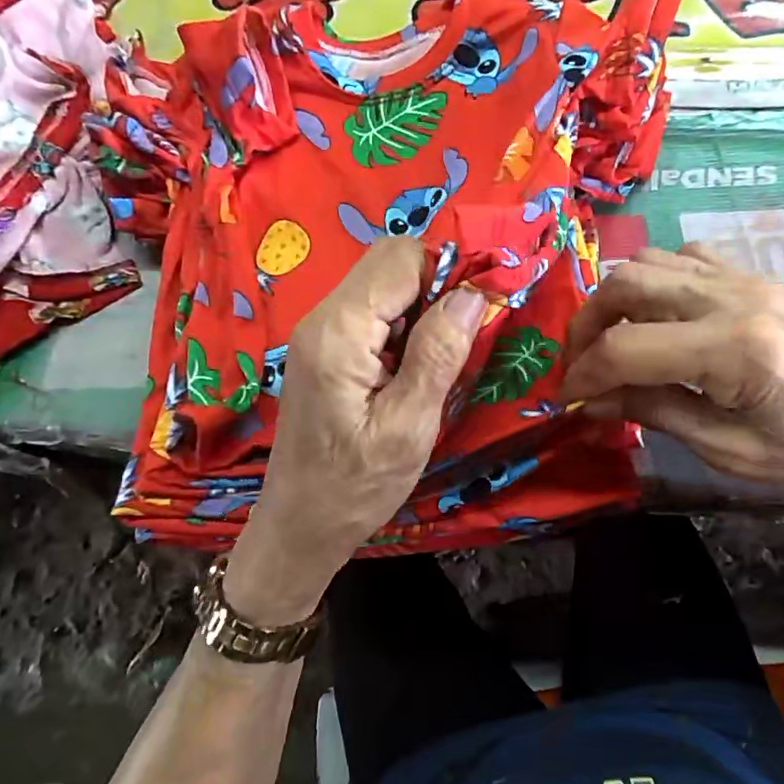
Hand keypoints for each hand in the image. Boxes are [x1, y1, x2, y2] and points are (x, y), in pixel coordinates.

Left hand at [227, 237, 485, 623]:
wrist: (300, 525)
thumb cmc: (355, 488)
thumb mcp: (408, 428)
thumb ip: (438, 355)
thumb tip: (473, 294)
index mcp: (339, 333)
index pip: (400, 258)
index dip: (449, 269)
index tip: (484, 305)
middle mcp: (322, 319)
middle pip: (387, 262)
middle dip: (436, 283)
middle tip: (464, 335)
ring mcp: (318, 333)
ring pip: (381, 285)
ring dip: (421, 305)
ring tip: (443, 355)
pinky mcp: (323, 350)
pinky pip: (370, 312)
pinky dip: (403, 324)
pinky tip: (415, 366)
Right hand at [560, 245, 783, 497]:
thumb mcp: (726, 449)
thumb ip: (653, 412)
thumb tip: (591, 399)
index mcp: (735, 352)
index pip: (626, 348)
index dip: (584, 373)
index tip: (568, 399)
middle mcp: (736, 299)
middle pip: (626, 284)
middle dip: (586, 325)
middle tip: (581, 365)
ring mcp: (746, 279)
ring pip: (648, 260)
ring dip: (614, 299)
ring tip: (610, 341)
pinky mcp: (754, 277)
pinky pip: (683, 257)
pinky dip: (650, 282)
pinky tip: (653, 318)